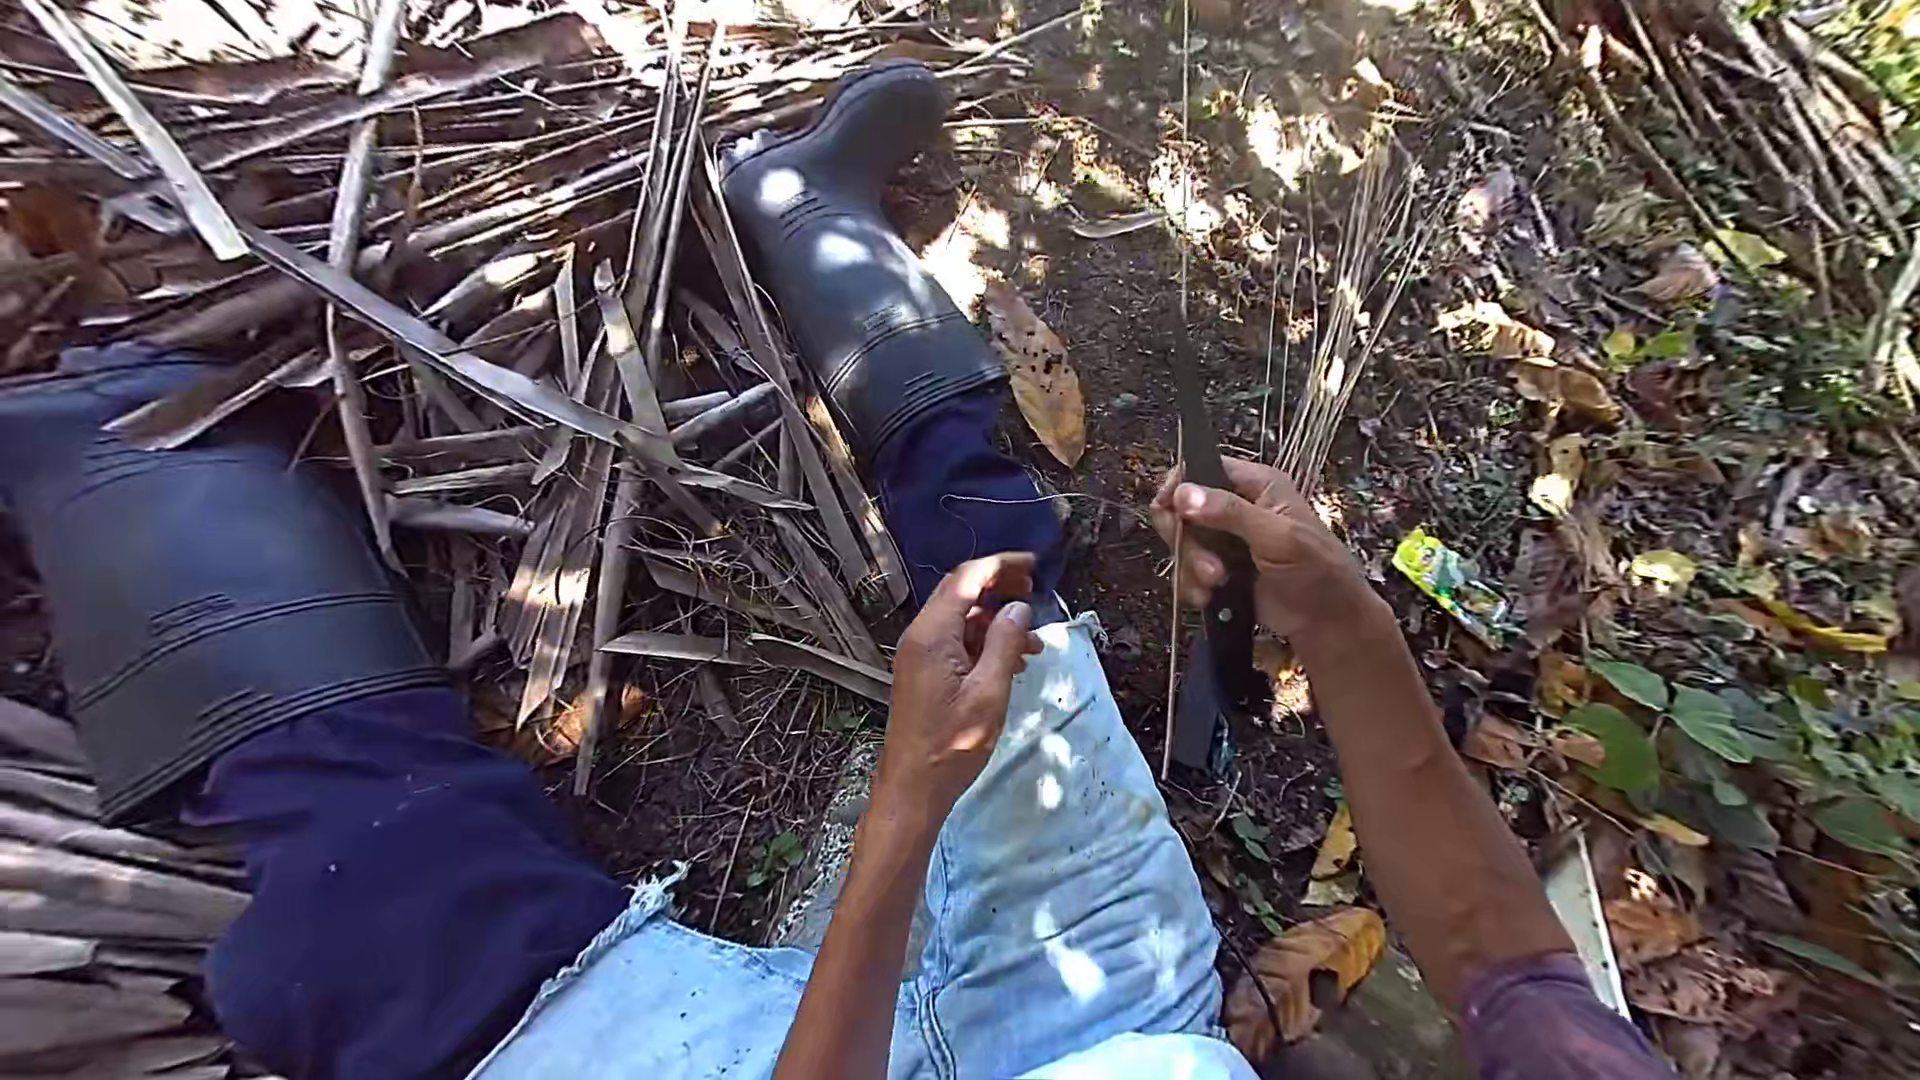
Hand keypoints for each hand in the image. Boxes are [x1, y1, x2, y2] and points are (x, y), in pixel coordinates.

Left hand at [879, 553, 1043, 821]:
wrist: (912, 790)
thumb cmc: (950, 746)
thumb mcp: (989, 693)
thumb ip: (1005, 643)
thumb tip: (1020, 608)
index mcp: (933, 634)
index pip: (967, 578)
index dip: (1001, 565)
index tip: (1033, 565)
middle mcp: (921, 635)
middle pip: (961, 591)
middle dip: (999, 586)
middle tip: (1034, 591)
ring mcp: (920, 653)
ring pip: (961, 618)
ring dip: (996, 619)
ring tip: (1033, 638)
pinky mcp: (924, 671)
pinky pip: (956, 641)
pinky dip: (984, 642)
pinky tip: (1012, 659)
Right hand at [1149, 458, 1383, 643]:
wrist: (1326, 623)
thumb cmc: (1318, 573)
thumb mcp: (1279, 537)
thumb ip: (1231, 513)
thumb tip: (1184, 494)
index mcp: (1255, 484)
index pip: (1200, 469)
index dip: (1179, 488)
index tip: (1174, 515)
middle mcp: (1234, 506)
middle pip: (1181, 508)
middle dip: (1188, 541)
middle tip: (1209, 566)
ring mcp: (1223, 538)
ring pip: (1180, 542)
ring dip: (1191, 567)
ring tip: (1217, 583)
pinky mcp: (1215, 566)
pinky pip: (1184, 568)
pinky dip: (1191, 584)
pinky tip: (1209, 596)